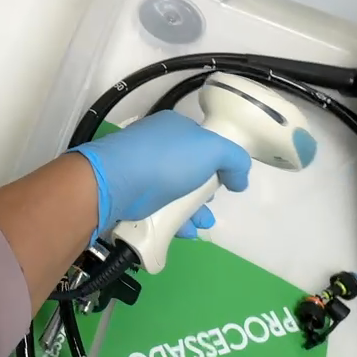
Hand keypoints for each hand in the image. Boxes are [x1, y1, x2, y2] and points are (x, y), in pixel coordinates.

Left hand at [68, 110, 251, 235]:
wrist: (118, 181)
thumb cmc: (166, 160)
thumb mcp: (211, 149)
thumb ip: (234, 158)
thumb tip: (238, 177)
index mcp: (173, 126)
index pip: (202, 141)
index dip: (217, 160)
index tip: (225, 179)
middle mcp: (157, 144)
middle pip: (191, 169)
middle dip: (206, 190)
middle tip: (209, 202)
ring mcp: (143, 168)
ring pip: (178, 191)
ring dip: (195, 210)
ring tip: (201, 223)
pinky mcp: (134, 192)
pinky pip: (162, 207)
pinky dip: (176, 219)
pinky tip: (185, 230)